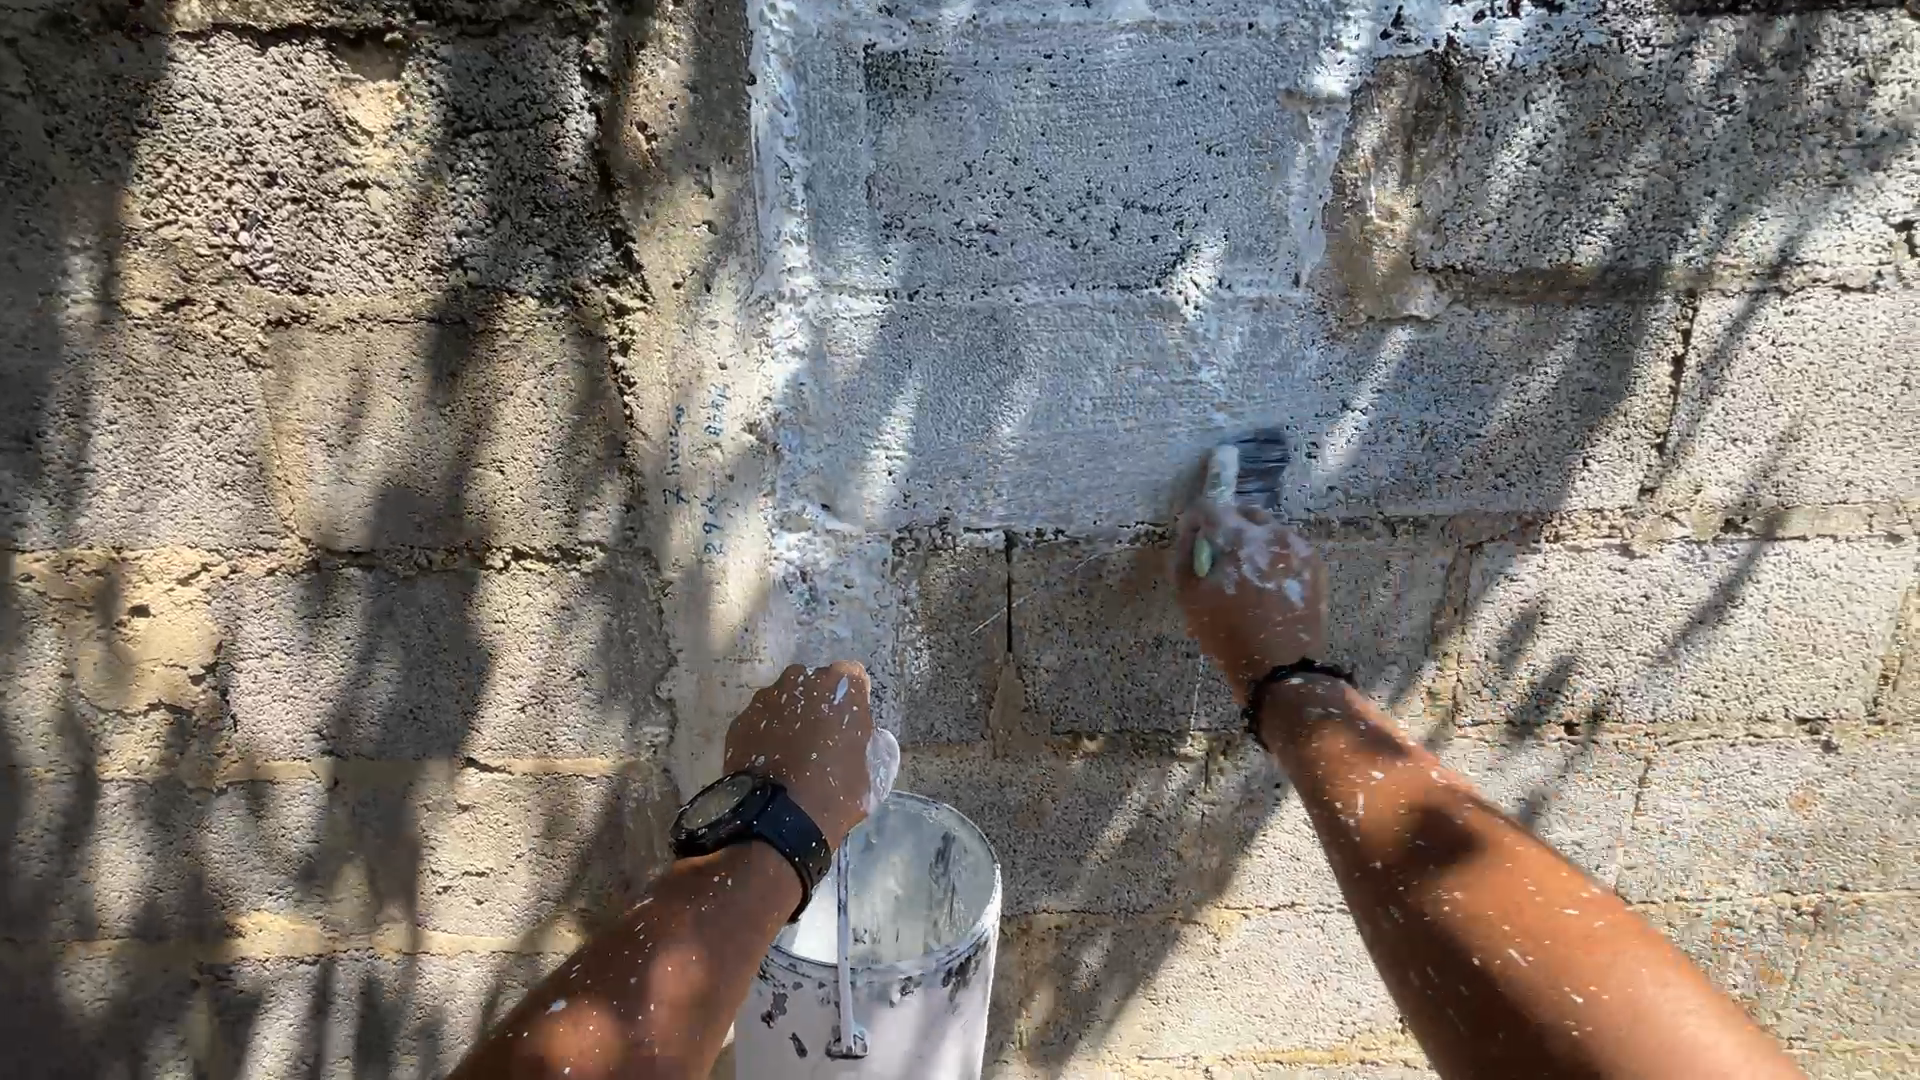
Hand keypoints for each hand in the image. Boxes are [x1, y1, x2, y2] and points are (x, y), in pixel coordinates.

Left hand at [724, 661, 874, 847]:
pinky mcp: (741, 720)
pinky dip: (765, 734)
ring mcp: (766, 698)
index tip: (849, 724)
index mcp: (841, 684)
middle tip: (820, 738)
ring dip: (790, 717)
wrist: (777, 822)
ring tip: (790, 754)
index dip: (852, 701)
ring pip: (784, 699)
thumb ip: (865, 736)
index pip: (853, 677)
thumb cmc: (835, 793)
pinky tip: (770, 762)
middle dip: (819, 704)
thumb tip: (856, 732)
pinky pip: (760, 721)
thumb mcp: (871, 767)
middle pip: (815, 684)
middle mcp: (802, 679)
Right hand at [1174, 499, 1328, 703]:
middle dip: (1226, 526)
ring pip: (1268, 529)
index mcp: (1238, 538)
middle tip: (1218, 554)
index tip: (1190, 536)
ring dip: (1251, 540)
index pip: (1209, 507)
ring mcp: (1298, 548)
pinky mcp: (1315, 565)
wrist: (1278, 669)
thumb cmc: (1226, 632)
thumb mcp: (1188, 596)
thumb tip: (1189, 532)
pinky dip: (1272, 555)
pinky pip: (1288, 547)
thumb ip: (1183, 555)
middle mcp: (1272, 533)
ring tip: (1243, 570)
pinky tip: (1265, 580)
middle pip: (1243, 513)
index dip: (1194, 519)